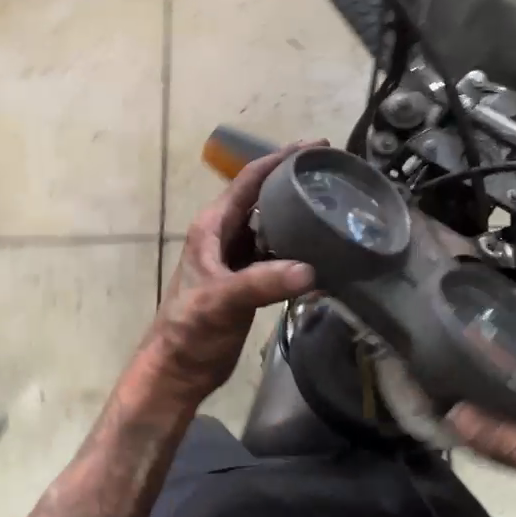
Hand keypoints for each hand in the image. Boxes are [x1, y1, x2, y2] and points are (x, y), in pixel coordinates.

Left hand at [143, 142, 318, 407]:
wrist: (179, 370)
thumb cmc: (189, 329)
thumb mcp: (222, 300)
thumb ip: (263, 283)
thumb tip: (311, 270)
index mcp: (214, 226)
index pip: (250, 179)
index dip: (281, 158)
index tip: (316, 145)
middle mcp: (227, 234)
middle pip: (265, 197)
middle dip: (296, 181)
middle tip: (334, 173)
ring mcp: (239, 258)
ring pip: (274, 225)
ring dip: (300, 214)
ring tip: (336, 204)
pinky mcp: (250, 280)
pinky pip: (279, 253)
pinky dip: (301, 247)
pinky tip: (326, 250)